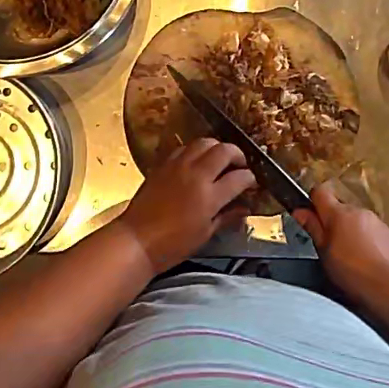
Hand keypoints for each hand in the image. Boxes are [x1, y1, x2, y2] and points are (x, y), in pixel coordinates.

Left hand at [117, 139, 256, 272]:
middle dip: (238, 156)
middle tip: (240, 166)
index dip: (250, 178)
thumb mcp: (205, 234)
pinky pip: (185, 148)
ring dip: (217, 148)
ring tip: (220, 160)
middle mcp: (196, 174)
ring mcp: (178, 166)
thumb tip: (244, 208)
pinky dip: (196, 151)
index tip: (252, 183)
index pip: (239, 177)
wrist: (137, 240)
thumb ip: (227, 216)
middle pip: (225, 150)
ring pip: (205, 142)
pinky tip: (197, 162)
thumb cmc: (172, 245)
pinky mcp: (163, 164)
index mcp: (210, 195)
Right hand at [294, 184, 388, 313]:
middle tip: (326, 251)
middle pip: (338, 210)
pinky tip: (366, 270)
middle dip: (331, 226)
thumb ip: (314, 231)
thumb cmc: (364, 276)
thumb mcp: (327, 256)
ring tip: (348, 266)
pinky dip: (365, 249)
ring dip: (349, 239)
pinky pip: (371, 237)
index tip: (306, 219)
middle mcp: (361, 212)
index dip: (310, 203)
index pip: (319, 192)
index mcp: (341, 213)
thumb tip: (301, 213)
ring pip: (355, 224)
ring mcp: (378, 224)